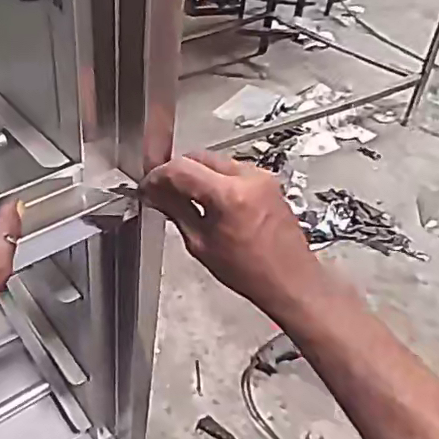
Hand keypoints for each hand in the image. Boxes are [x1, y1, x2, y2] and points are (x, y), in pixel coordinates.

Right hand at [142, 151, 336, 323]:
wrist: (289, 280)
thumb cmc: (253, 272)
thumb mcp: (201, 244)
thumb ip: (176, 211)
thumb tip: (157, 193)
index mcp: (230, 195)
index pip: (181, 168)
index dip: (158, 176)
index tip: (149, 186)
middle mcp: (249, 178)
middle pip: (198, 158)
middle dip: (176, 172)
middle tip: (161, 191)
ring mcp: (261, 177)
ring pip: (215, 161)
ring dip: (196, 175)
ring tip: (183, 199)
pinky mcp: (268, 181)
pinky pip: (232, 170)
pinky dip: (214, 179)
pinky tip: (206, 200)